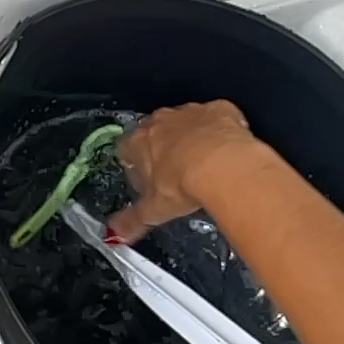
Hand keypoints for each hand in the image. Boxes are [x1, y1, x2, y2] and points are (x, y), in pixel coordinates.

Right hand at [107, 100, 271, 241]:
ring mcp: (190, 112)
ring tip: (204, 165)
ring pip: (186, 122)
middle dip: (162, 150)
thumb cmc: (182, 183)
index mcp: (138, 142)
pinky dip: (220, 129)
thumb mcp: (153, 211)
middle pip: (155, 132)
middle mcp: (161, 121)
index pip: (125, 149)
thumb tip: (116, 233)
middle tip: (175, 175)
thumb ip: (132, 221)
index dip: (134, 166)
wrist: (223, 165)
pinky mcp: (218, 109)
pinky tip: (226, 149)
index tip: (144, 181)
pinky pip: (216, 116)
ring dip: (191, 138)